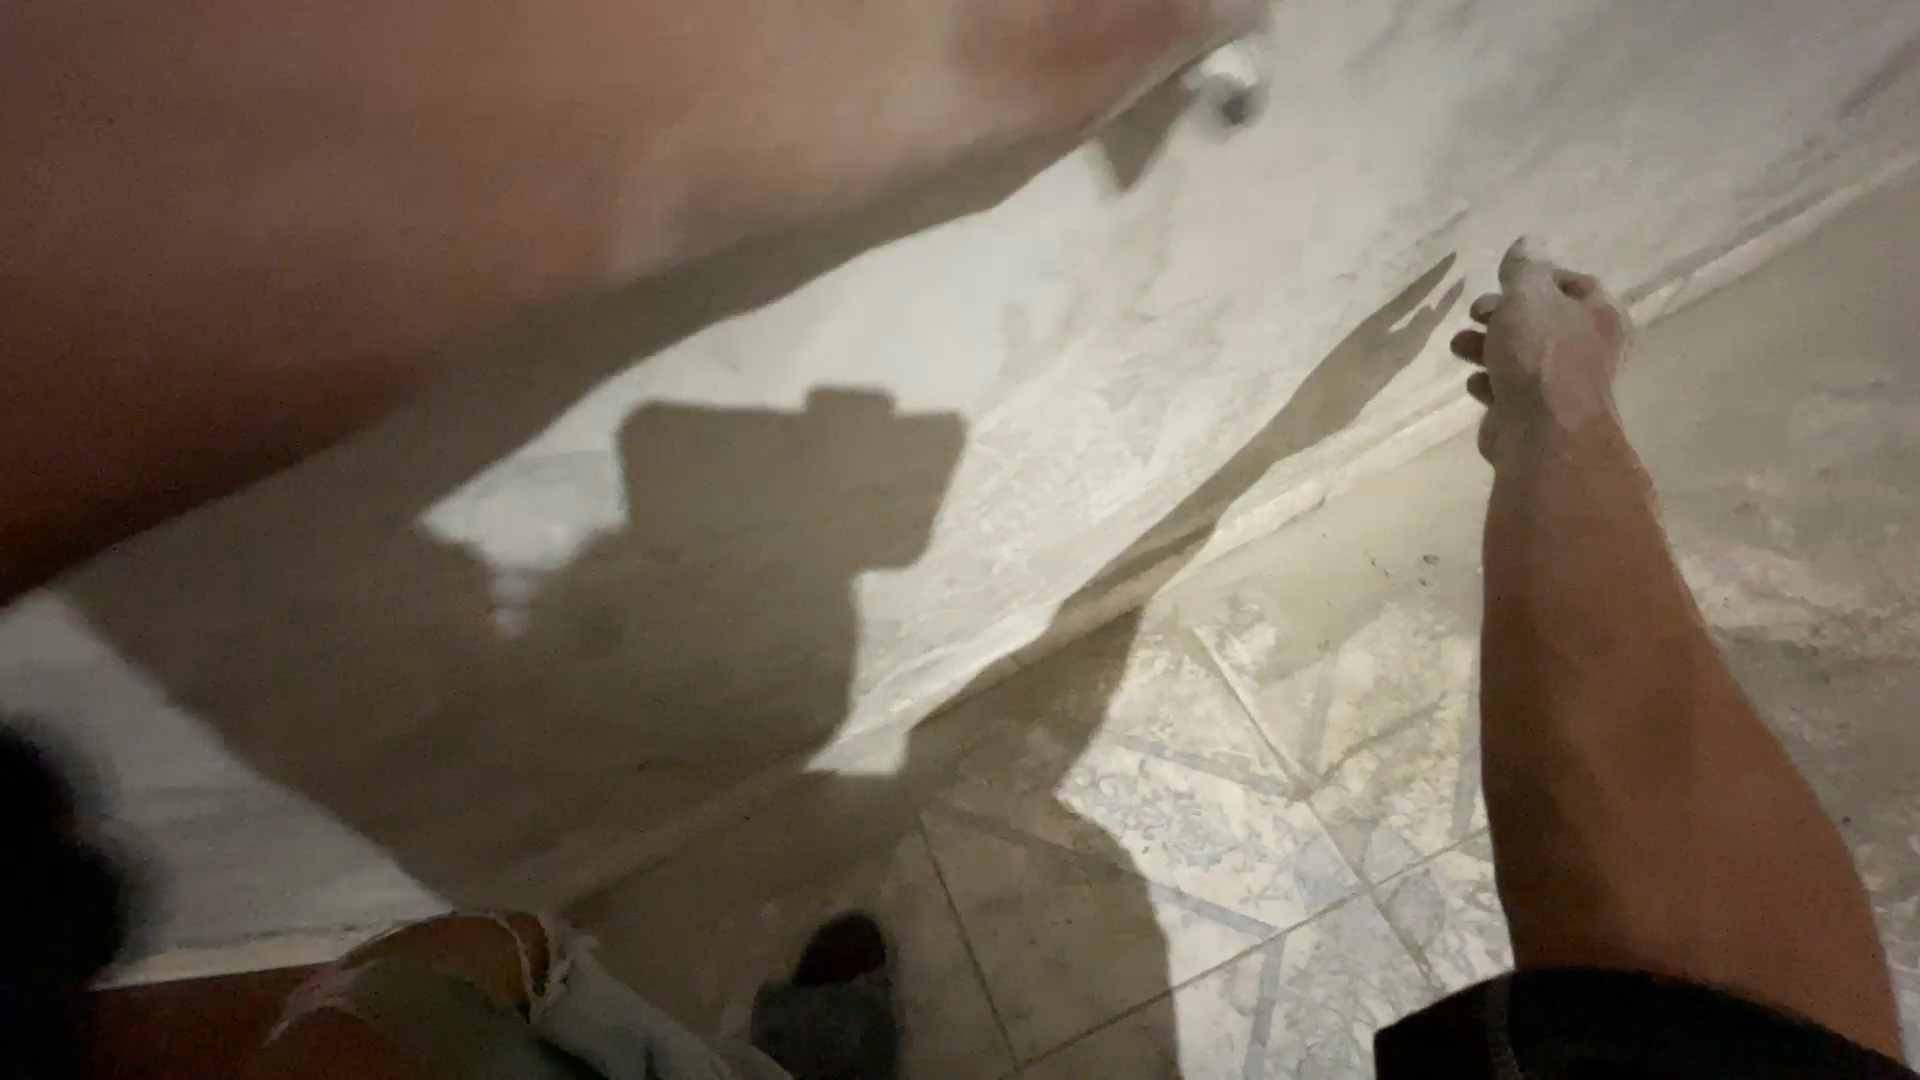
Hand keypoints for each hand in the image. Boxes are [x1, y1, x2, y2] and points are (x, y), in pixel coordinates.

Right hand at [1451, 239, 1631, 461]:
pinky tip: (1476, 382)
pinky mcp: (1531, 409)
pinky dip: (1487, 381)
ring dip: (1485, 346)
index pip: (1570, 282)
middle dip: (1500, 314)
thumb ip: (1523, 270)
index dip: (1534, 278)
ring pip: (1517, 352)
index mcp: (1598, 313)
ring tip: (1460, 347)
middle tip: (1475, 313)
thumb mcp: (1528, 298)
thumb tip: (1527, 241)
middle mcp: (1586, 345)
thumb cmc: (1539, 356)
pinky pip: (1505, 386)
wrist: (1540, 429)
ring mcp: (1559, 380)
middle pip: (1538, 318)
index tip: (1500, 282)